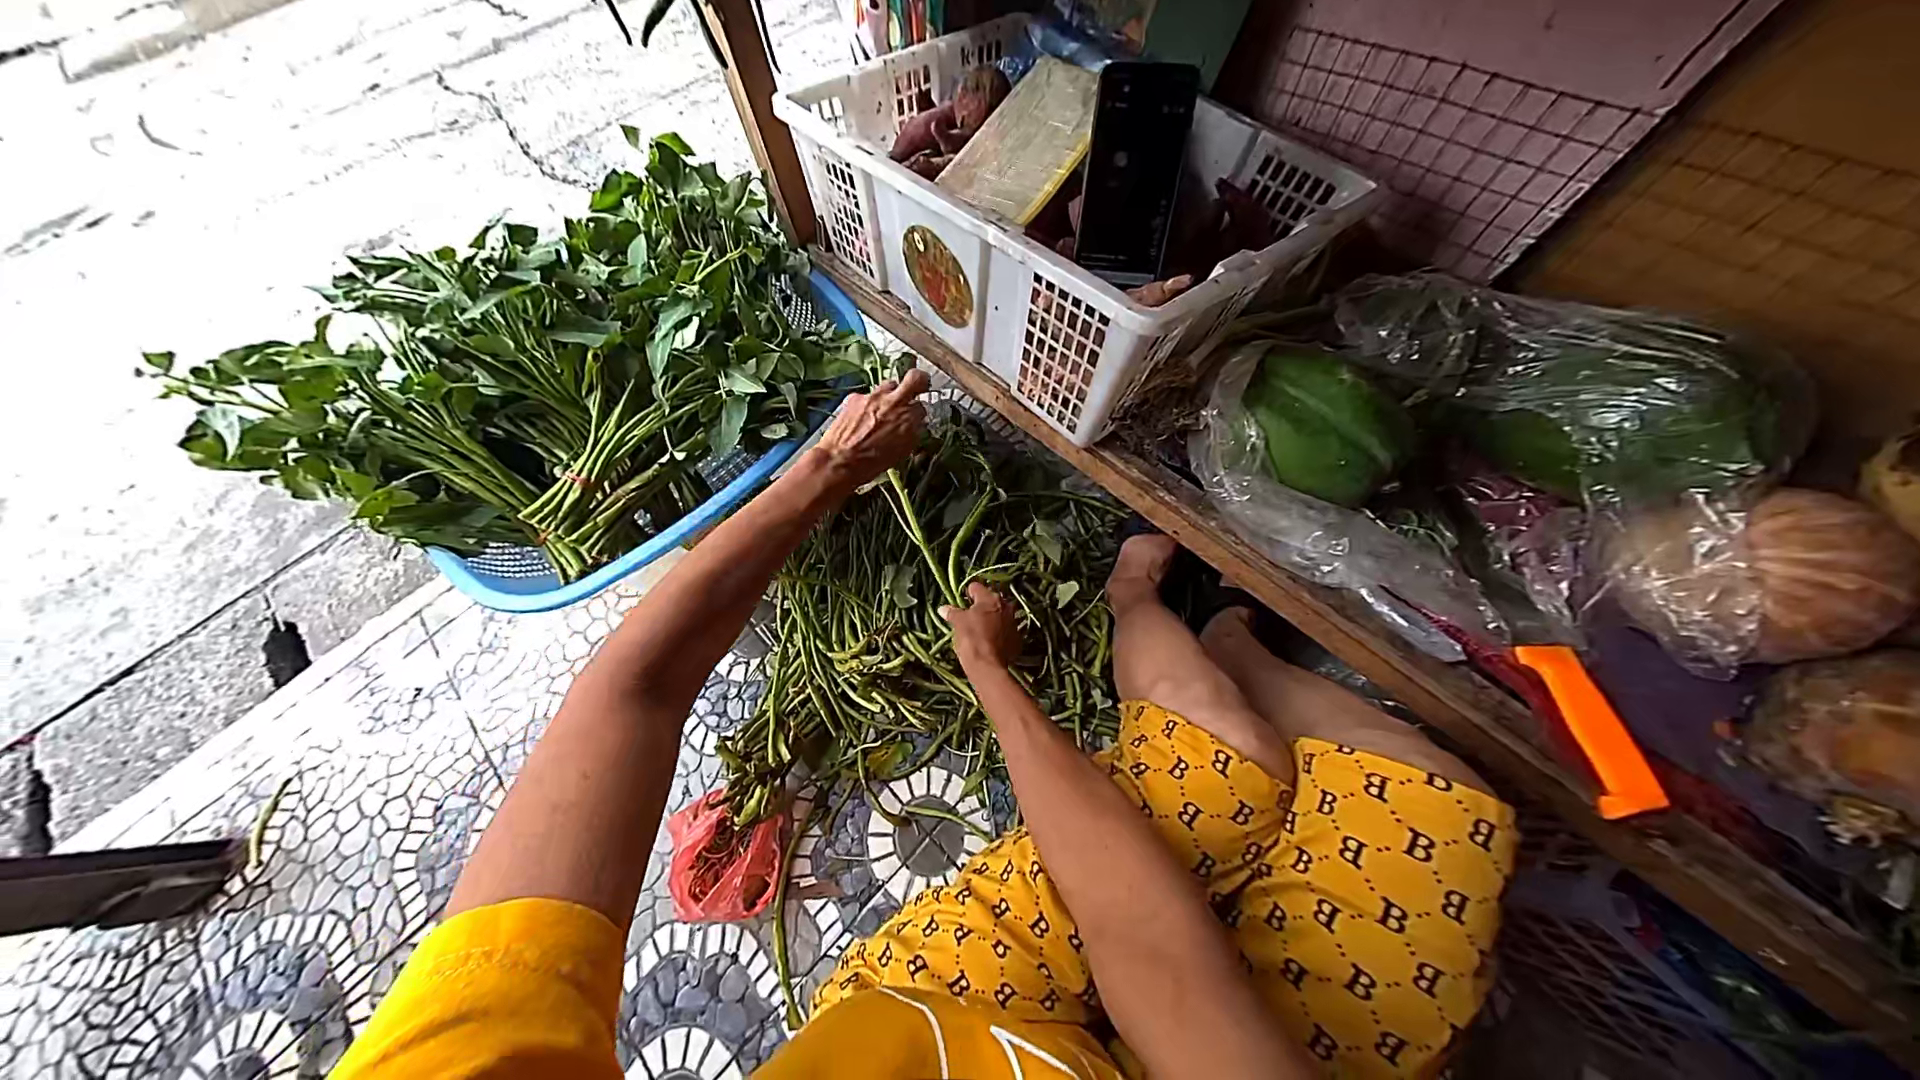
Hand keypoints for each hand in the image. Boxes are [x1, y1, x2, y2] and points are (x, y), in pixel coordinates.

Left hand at [810, 368, 929, 491]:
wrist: (839, 461)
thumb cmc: (871, 465)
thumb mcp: (901, 453)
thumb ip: (911, 434)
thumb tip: (913, 427)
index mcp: (910, 421)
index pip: (922, 408)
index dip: (917, 412)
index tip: (914, 417)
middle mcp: (896, 404)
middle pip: (916, 378)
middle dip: (919, 381)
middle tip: (916, 387)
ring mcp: (875, 397)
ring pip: (890, 384)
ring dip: (891, 393)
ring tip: (883, 406)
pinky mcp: (857, 396)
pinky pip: (868, 395)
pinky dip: (868, 403)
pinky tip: (861, 417)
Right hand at [941, 582, 1020, 669]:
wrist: (988, 666)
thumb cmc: (971, 639)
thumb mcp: (958, 623)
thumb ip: (953, 612)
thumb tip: (943, 608)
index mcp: (990, 598)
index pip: (976, 587)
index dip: (967, 594)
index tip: (961, 603)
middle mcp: (1005, 606)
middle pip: (990, 599)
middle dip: (981, 605)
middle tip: (970, 615)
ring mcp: (1013, 621)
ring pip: (1000, 613)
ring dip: (992, 617)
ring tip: (980, 627)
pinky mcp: (1017, 637)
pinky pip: (1006, 628)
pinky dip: (999, 631)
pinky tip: (990, 639)